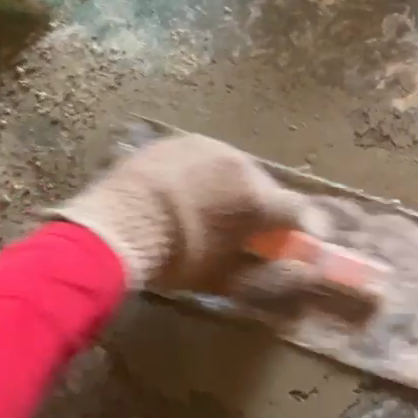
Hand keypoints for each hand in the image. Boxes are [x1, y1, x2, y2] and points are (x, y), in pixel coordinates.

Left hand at [50, 134, 318, 292]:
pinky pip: (204, 159)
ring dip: (232, 189)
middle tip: (248, 231)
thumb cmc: (173, 260)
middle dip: (262, 209)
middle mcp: (240, 164)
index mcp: (257, 198)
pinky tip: (186, 195)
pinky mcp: (180, 141)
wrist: (111, 231)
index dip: (306, 227)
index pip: (299, 210)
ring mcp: (208, 147)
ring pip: (234, 169)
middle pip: (265, 187)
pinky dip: (204, 176)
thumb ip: (270, 272)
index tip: (305, 240)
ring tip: (212, 211)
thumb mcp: (225, 277)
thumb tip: (304, 271)